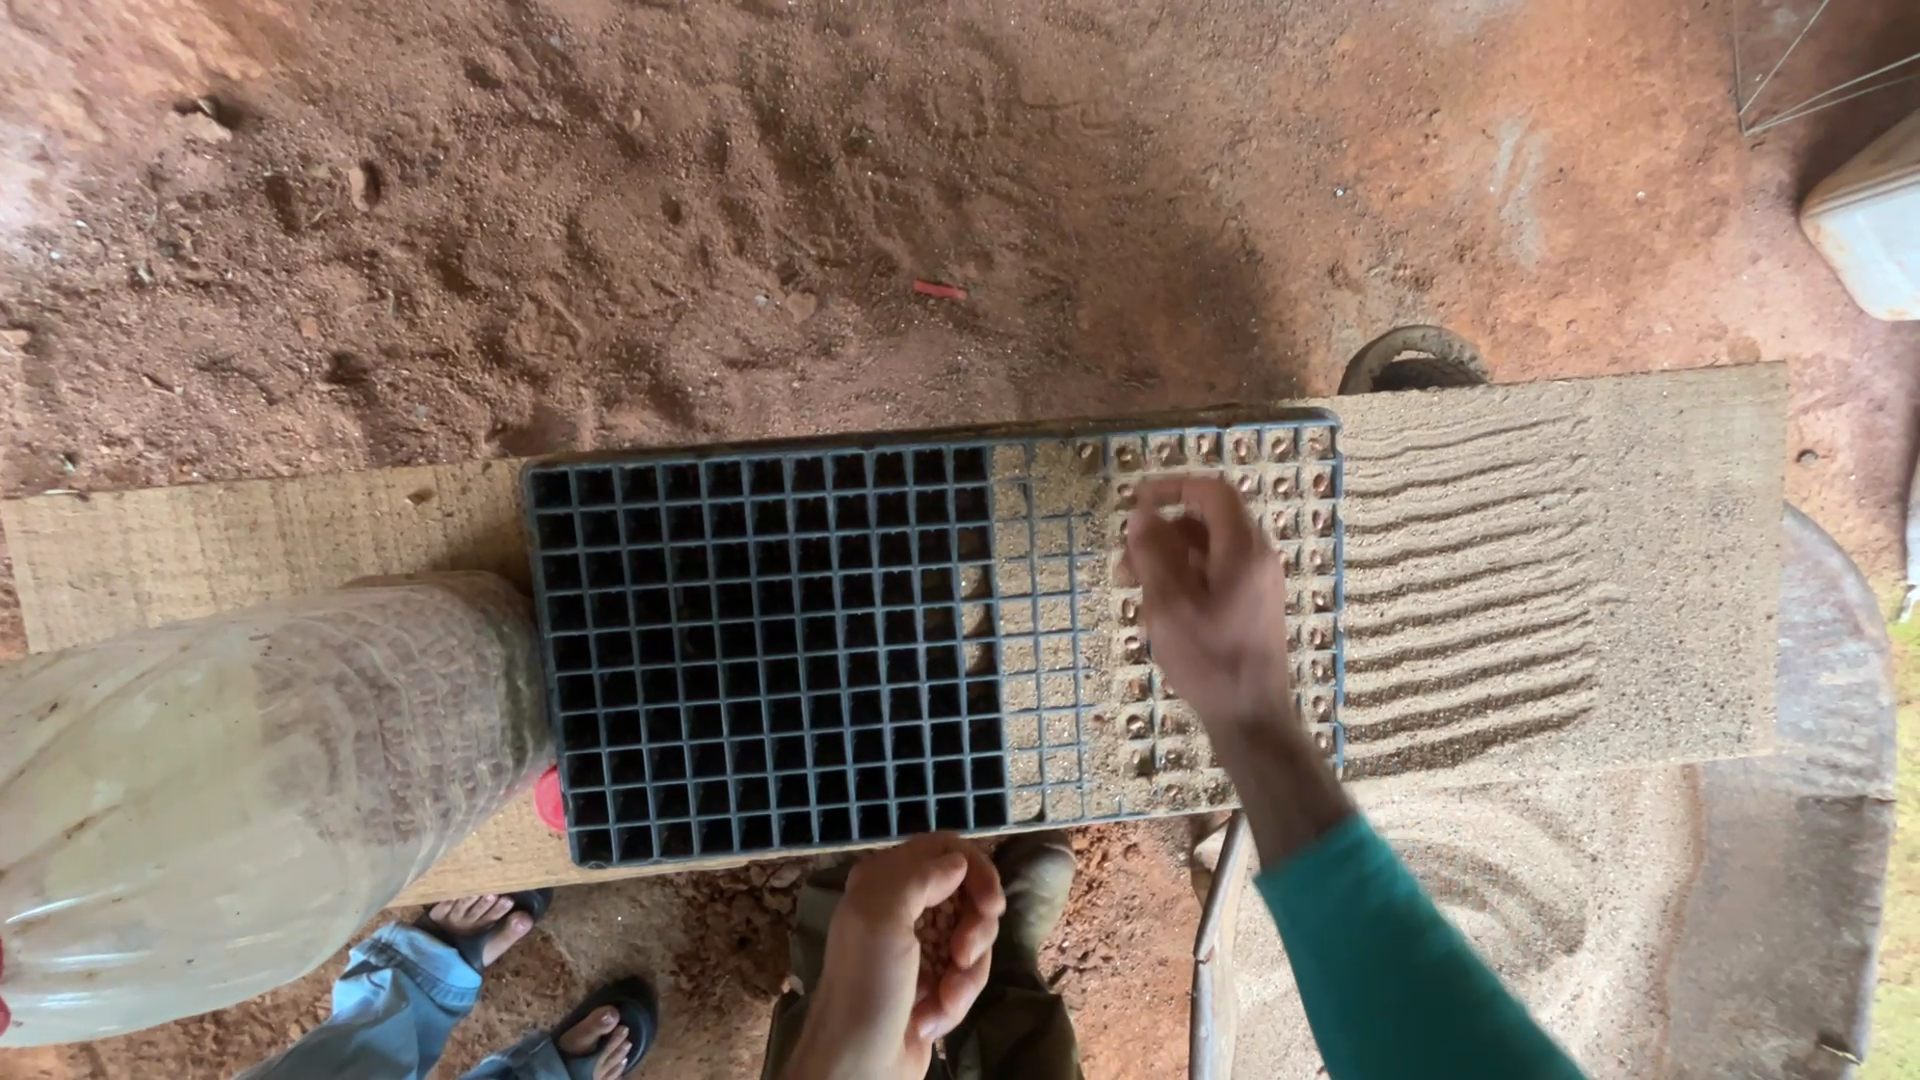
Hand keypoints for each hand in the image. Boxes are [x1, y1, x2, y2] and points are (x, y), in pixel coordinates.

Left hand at [783, 833, 1005, 1079]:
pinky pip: (968, 972)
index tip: (991, 904)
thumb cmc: (867, 987)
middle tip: (963, 954)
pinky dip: (958, 996)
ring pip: (973, 934)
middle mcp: (903, 904)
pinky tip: (934, 1019)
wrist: (857, 1070)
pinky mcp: (934, 979)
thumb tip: (959, 861)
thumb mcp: (881, 917)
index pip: (945, 848)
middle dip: (975, 927)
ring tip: (944, 999)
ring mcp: (920, 943)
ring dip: (966, 972)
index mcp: (885, 878)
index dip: (975, 869)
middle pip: (967, 891)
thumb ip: (919, 876)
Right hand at [1122, 474, 1296, 737]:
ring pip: (1207, 548)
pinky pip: (1214, 571)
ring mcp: (1257, 582)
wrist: (1251, 717)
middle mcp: (1257, 558)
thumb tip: (1140, 515)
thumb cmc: (1209, 661)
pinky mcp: (1251, 604)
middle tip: (1125, 556)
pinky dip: (1183, 575)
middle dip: (1161, 529)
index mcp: (1243, 550)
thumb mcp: (1170, 605)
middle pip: (1207, 520)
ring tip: (1133, 584)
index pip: (1211, 492)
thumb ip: (1153, 555)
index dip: (1172, 487)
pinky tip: (1157, 604)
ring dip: (1168, 554)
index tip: (1134, 500)